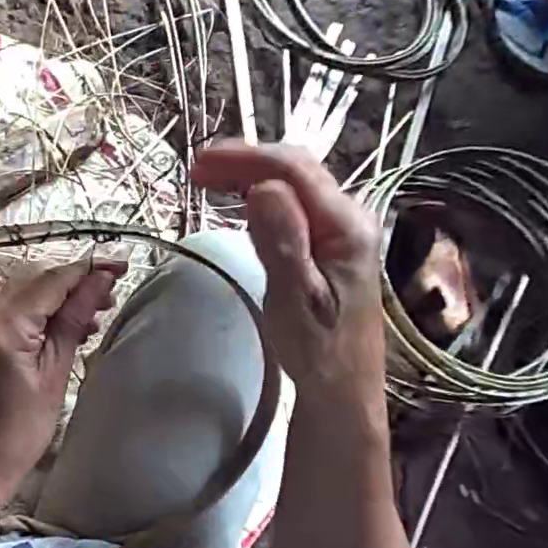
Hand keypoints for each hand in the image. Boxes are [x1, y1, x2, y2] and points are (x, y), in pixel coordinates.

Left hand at [0, 259, 126, 495]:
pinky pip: (22, 306)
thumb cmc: (24, 425)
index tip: (122, 265)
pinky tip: (75, 322)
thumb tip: (101, 281)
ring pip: (31, 289)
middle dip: (78, 280)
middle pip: (40, 278)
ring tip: (100, 309)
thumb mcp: (57, 370)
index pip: (53, 281)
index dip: (90, 269)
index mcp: (4, 322)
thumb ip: (76, 318)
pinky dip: (49, 308)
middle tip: (114, 289)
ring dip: (65, 294)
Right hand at [191, 142, 384, 406]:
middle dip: (245, 162)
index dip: (246, 158)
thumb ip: (283, 241)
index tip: (200, 163)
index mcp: (346, 226)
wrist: (343, 389)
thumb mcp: (295, 299)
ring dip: (251, 175)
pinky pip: (295, 204)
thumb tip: (263, 187)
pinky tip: (240, 200)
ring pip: (294, 184)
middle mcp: (350, 217)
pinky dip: (263, 195)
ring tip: (209, 180)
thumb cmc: (318, 351)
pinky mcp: (331, 244)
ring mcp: (343, 230)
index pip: (294, 170)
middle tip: (197, 171)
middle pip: (296, 169)